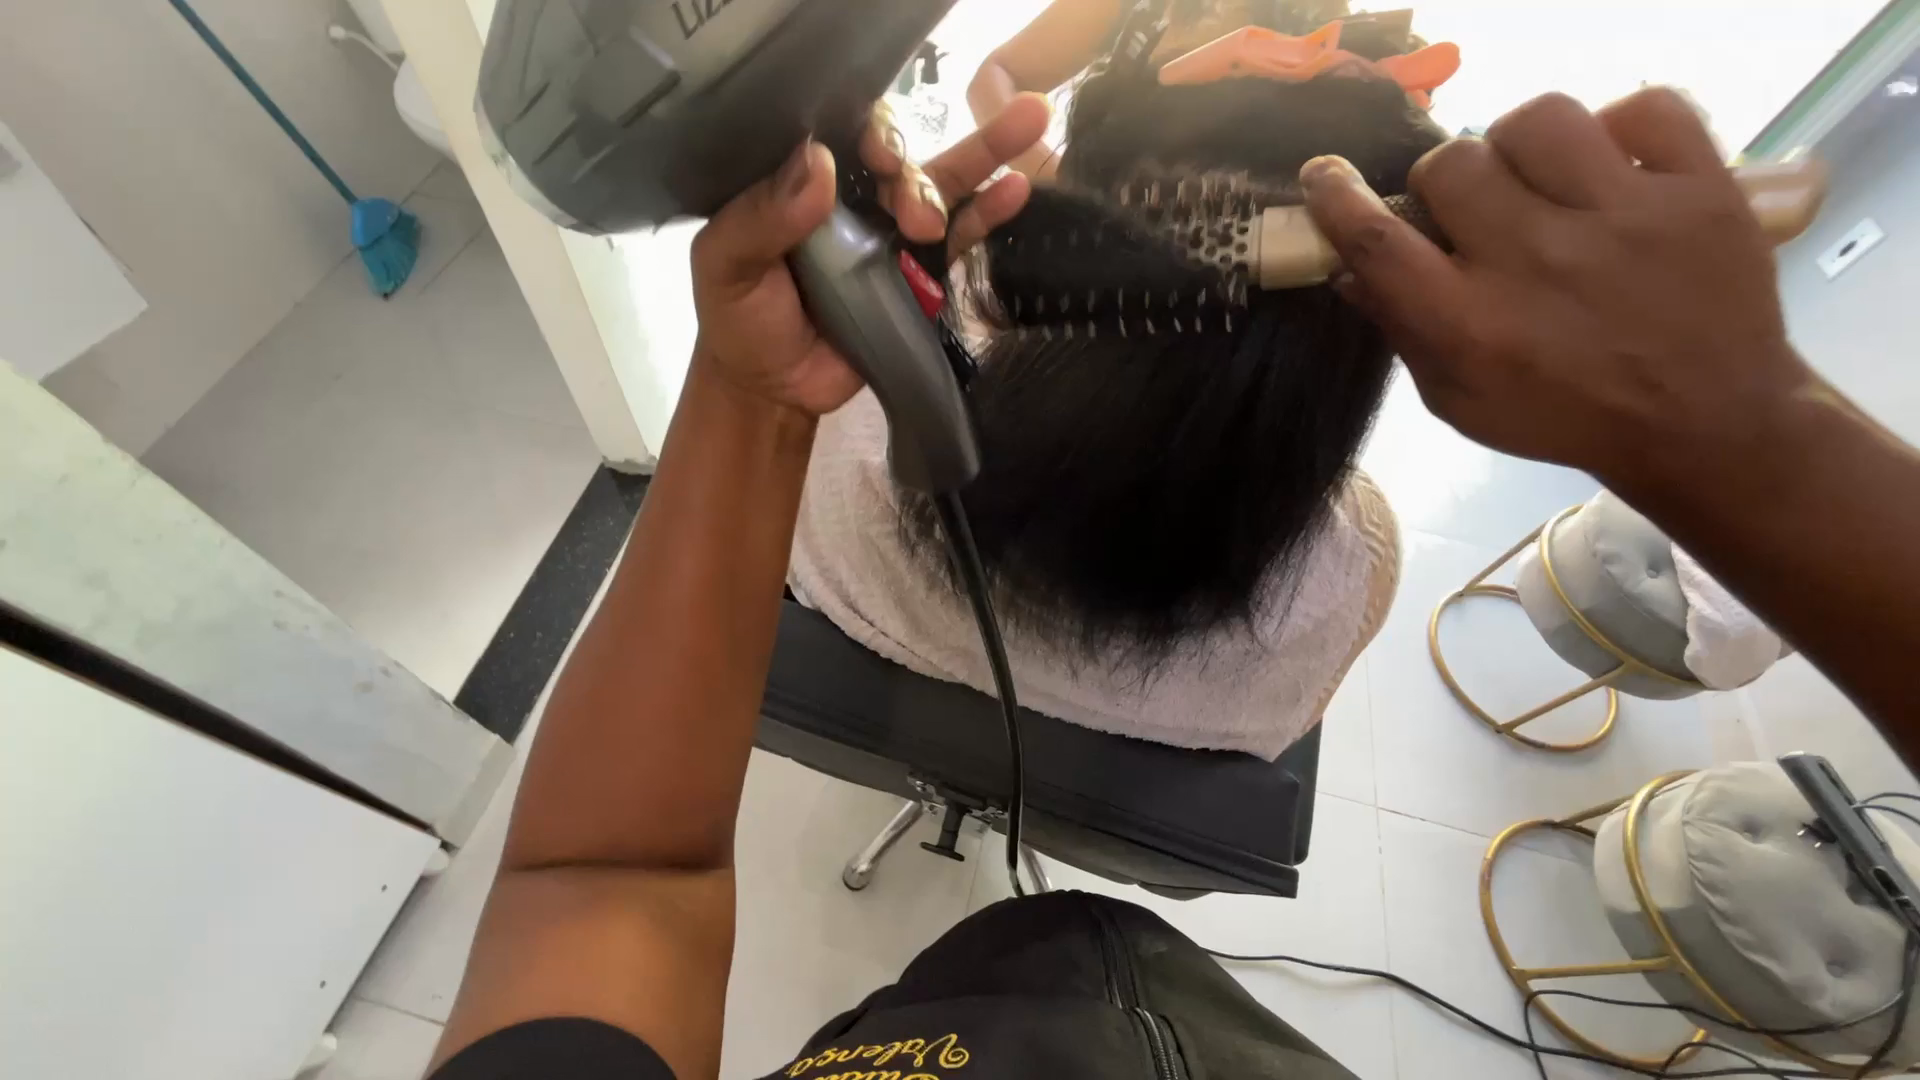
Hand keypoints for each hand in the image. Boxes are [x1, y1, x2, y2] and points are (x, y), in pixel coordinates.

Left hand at [690, 94, 1051, 415]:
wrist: (778, 389)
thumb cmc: (742, 321)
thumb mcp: (727, 266)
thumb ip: (761, 218)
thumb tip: (819, 164)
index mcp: (799, 183)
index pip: (840, 133)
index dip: (868, 134)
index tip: (879, 161)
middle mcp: (851, 198)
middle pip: (898, 157)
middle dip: (917, 174)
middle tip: (918, 216)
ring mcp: (891, 235)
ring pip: (940, 184)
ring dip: (982, 153)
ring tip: (1026, 124)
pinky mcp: (921, 273)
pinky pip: (961, 234)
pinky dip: (990, 210)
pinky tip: (1018, 188)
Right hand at [1301, 87, 1815, 490]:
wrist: (1700, 419)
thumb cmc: (1554, 414)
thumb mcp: (1454, 397)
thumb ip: (1403, 330)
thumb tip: (1350, 270)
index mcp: (1467, 323)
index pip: (1379, 242)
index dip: (1337, 199)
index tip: (1321, 173)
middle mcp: (1533, 262)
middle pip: (1450, 168)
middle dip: (1439, 182)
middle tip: (1462, 209)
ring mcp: (1622, 218)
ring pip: (1536, 121)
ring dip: (1513, 144)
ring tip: (1530, 176)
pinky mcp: (1697, 189)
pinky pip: (1643, 106)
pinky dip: (1612, 125)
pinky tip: (1602, 164)